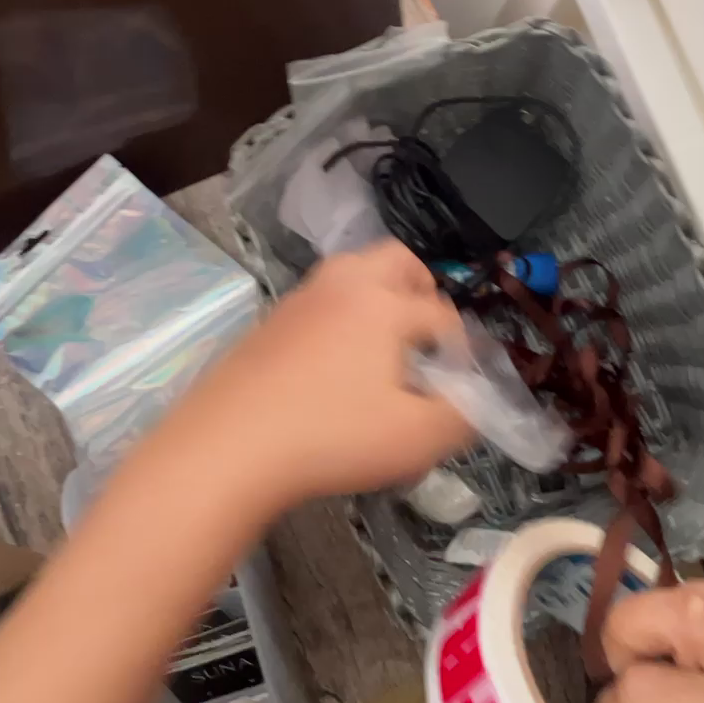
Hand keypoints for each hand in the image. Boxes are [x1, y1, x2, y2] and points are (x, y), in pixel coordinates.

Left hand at [159, 239, 474, 510]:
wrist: (229, 443)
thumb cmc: (332, 436)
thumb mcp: (415, 439)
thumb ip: (461, 418)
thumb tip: (474, 404)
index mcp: (385, 305)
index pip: (441, 314)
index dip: (463, 344)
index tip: (467, 374)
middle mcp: (344, 286)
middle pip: (395, 258)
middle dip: (422, 286)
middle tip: (428, 328)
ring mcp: (301, 299)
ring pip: (351, 272)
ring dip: (378, 294)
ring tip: (385, 342)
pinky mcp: (270, 321)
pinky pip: (319, 301)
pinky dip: (340, 315)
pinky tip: (334, 361)